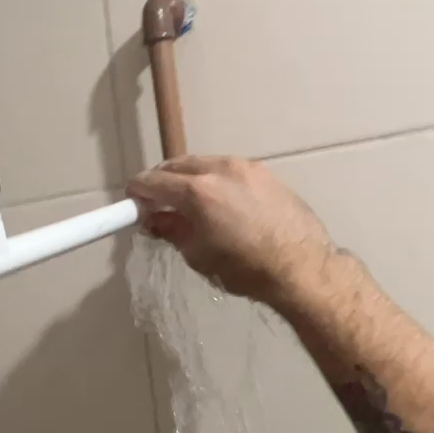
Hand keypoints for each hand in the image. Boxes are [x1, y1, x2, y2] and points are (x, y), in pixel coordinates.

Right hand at [127, 156, 335, 306]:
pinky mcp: (263, 173)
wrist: (301, 267)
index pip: (152, 181)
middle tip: (156, 205)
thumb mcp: (198, 255)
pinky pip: (226, 169)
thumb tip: (155, 221)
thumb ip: (172, 231)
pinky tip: (216, 202)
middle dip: (161, 182)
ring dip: (186, 179)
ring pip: (202, 164)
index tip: (132, 204)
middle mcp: (219, 169)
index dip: (137, 193)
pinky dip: (212, 180)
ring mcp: (244, 167)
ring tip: (186, 204)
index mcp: (197, 191)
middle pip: (175, 166)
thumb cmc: (245, 268)